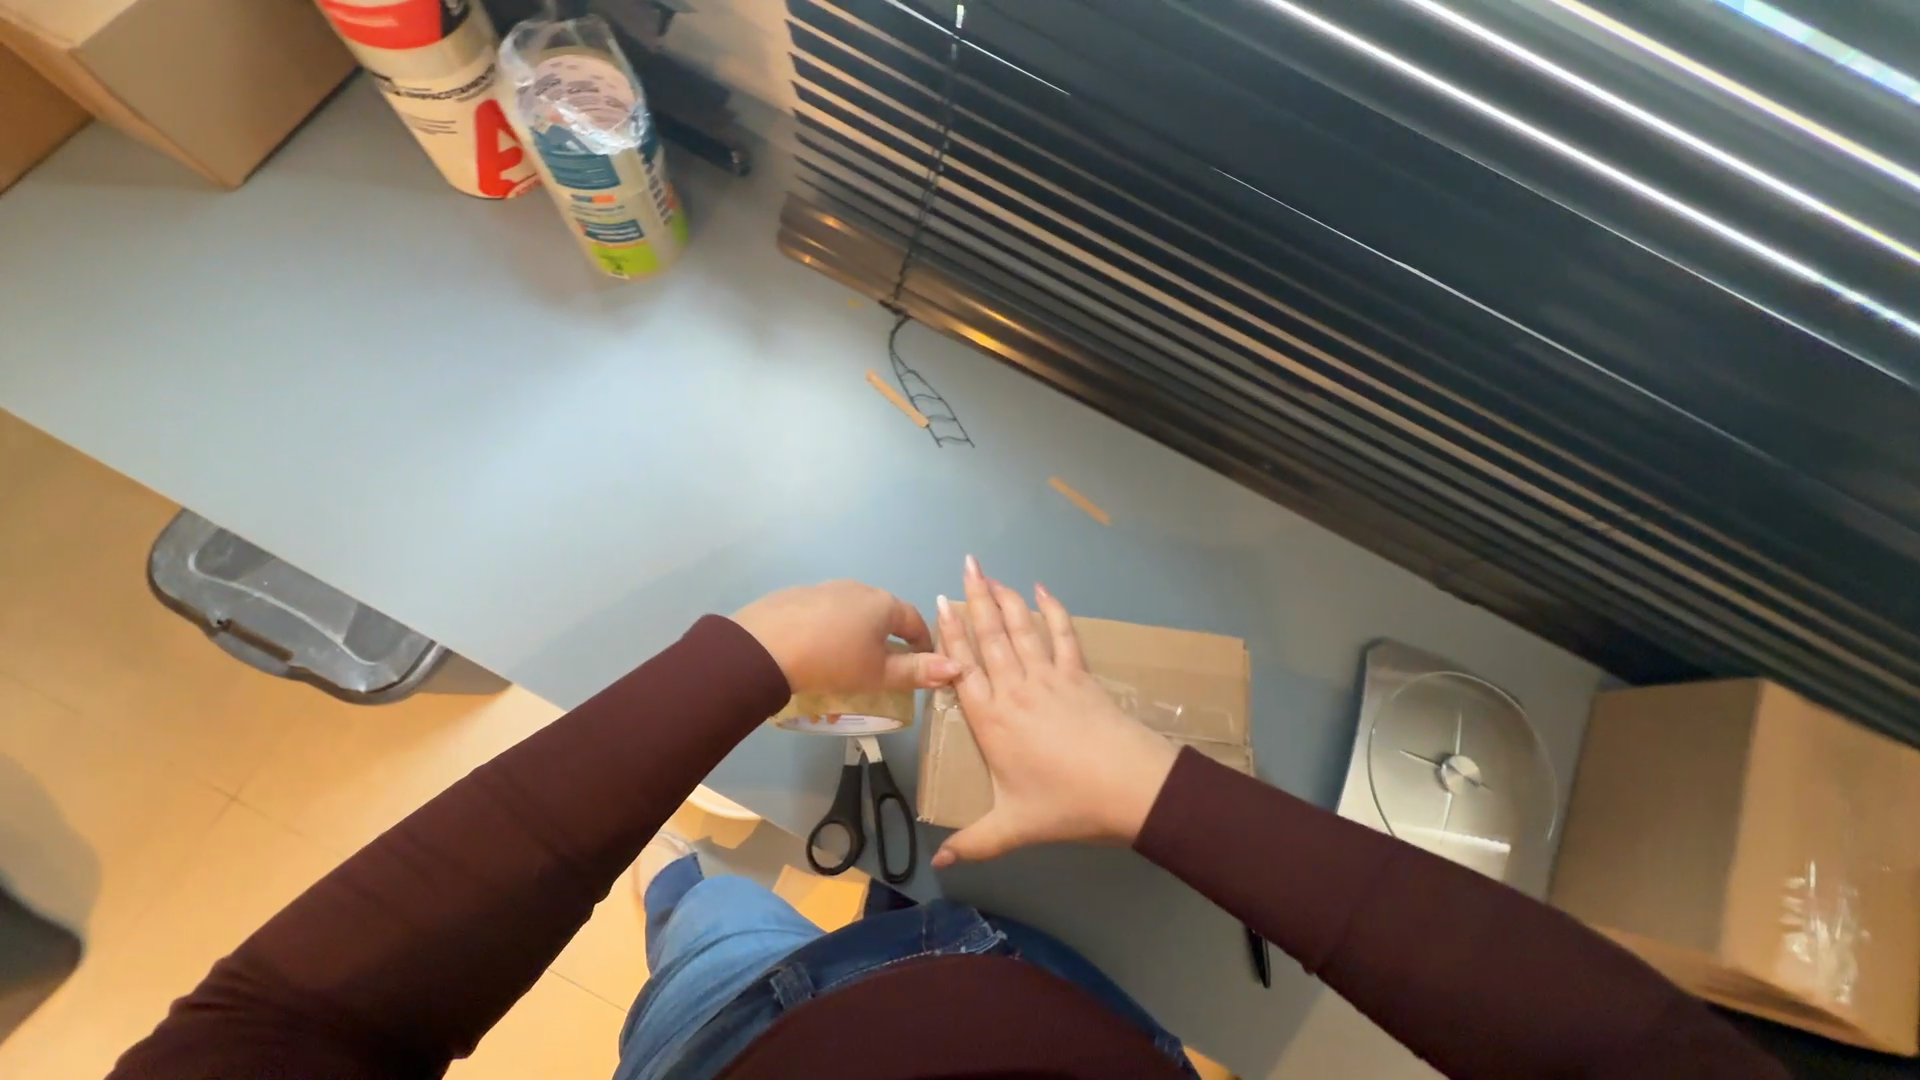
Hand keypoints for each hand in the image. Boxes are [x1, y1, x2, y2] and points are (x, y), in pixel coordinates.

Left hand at [731, 581, 960, 694]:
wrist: (765, 646)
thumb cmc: (832, 660)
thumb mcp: (878, 673)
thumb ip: (916, 671)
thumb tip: (956, 666)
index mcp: (884, 604)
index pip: (915, 620)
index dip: (923, 642)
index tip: (923, 662)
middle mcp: (858, 588)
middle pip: (883, 613)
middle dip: (889, 636)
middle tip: (885, 666)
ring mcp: (825, 588)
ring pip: (853, 611)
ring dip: (858, 631)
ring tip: (849, 659)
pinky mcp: (797, 595)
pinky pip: (824, 612)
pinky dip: (830, 628)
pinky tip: (817, 649)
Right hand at [930, 556, 1178, 867]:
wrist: (1130, 788)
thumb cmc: (1066, 805)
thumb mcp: (1013, 828)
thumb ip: (973, 844)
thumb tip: (936, 866)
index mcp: (991, 721)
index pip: (962, 669)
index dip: (950, 634)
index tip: (941, 603)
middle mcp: (1015, 690)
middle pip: (990, 637)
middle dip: (975, 599)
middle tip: (964, 565)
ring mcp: (1049, 678)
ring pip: (1021, 629)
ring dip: (1005, 597)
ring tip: (990, 572)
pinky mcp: (1079, 675)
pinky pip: (1063, 635)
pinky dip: (1054, 610)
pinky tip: (1043, 589)